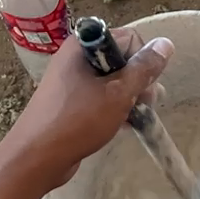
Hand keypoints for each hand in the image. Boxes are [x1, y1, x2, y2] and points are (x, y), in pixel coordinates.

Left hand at [0, 27, 172, 193]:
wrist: (34, 159)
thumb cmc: (77, 121)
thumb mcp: (118, 94)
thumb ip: (144, 68)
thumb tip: (165, 43)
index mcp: (84, 46)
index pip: (130, 39)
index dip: (143, 62)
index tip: (144, 88)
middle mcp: (76, 57)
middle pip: (121, 59)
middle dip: (138, 82)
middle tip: (142, 106)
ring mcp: (70, 80)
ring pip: (112, 80)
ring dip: (128, 97)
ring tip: (133, 118)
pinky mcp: (68, 101)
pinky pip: (99, 96)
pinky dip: (113, 107)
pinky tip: (122, 125)